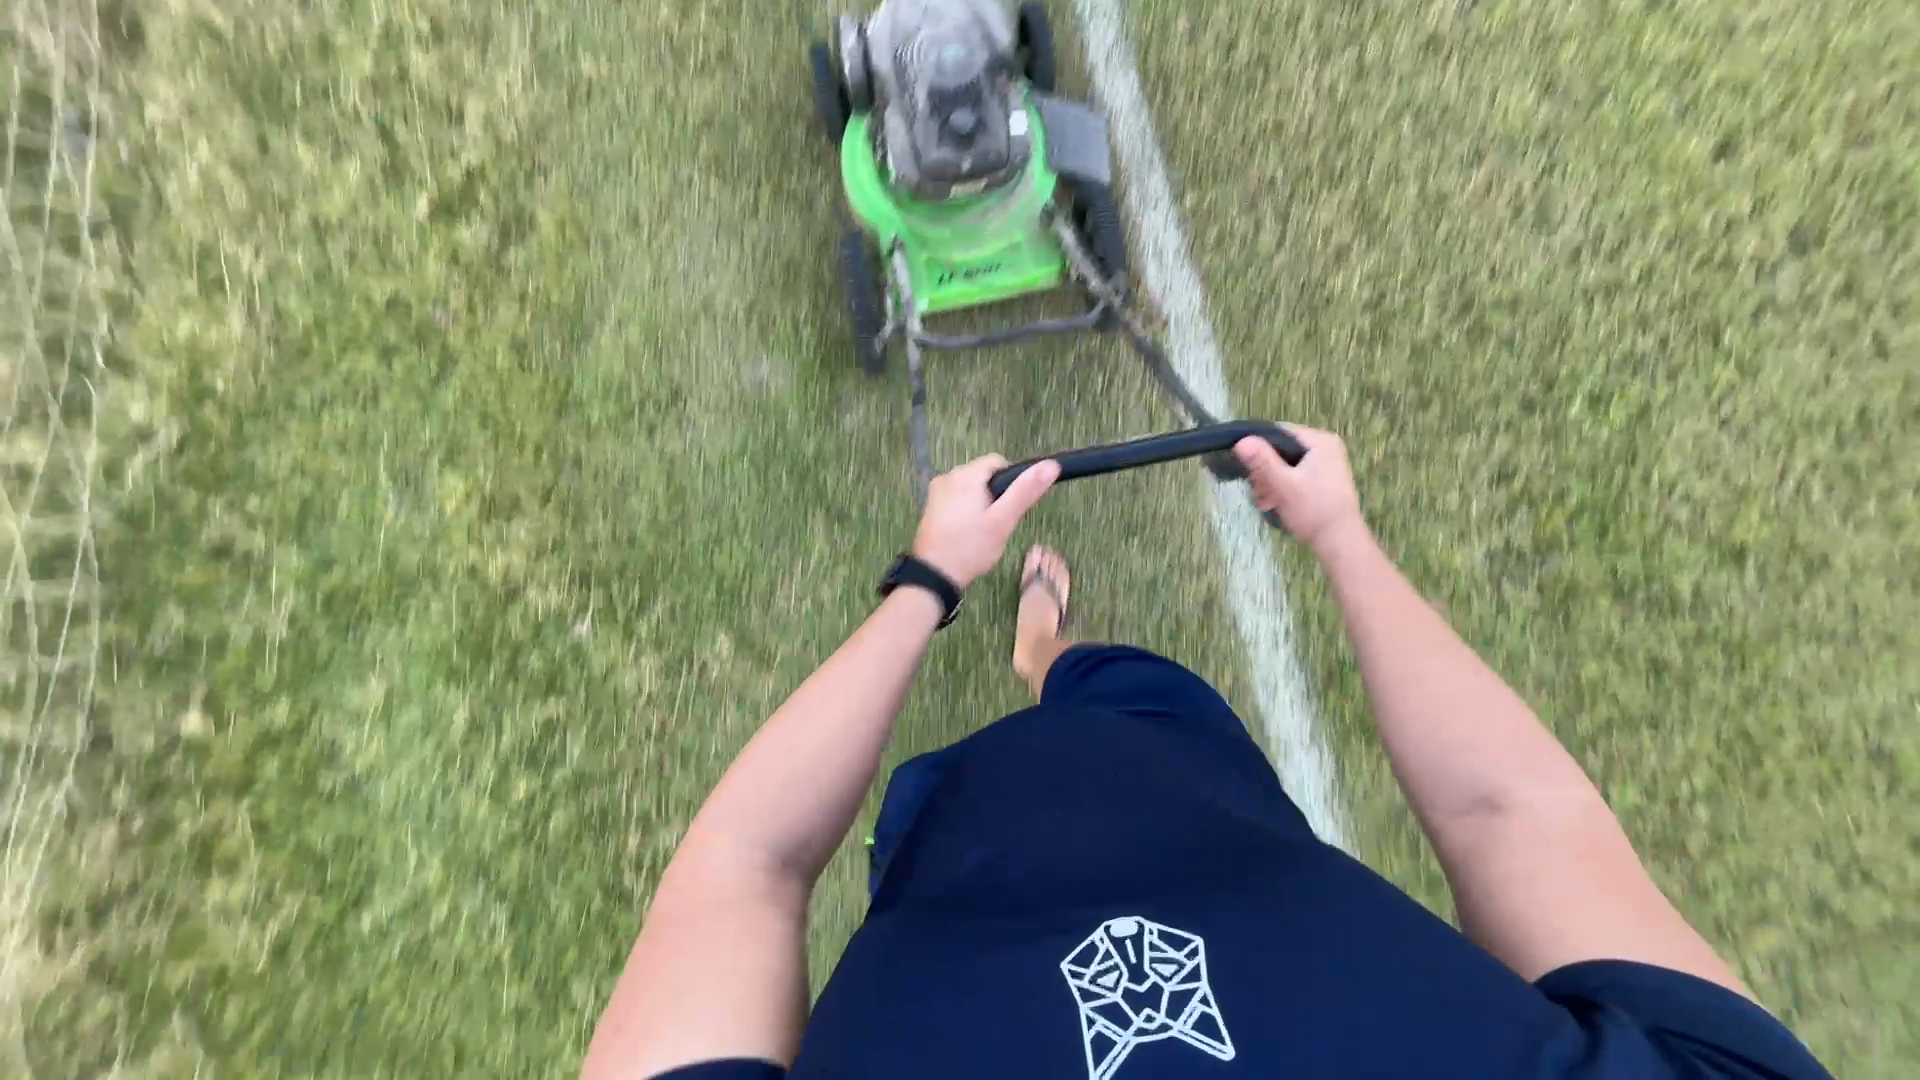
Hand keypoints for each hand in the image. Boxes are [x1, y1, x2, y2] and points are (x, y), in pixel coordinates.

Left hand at [911, 456, 1060, 588]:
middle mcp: (947, 477)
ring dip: (981, 504)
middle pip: (983, 476)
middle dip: (995, 496)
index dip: (1011, 483)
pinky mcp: (931, 508)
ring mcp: (936, 493)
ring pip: (970, 489)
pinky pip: (957, 500)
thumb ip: (1025, 492)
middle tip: (997, 524)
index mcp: (965, 475)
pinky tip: (968, 533)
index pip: (997, 462)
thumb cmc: (971, 548)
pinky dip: (966, 511)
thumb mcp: (1003, 521)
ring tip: (982, 531)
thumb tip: (1050, 465)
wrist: (935, 575)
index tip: (1010, 507)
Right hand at [1234, 426, 1368, 556]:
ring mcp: (1325, 463)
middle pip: (1281, 449)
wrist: (1339, 540)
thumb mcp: (1283, 483)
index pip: (1279, 431)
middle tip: (1258, 491)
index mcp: (1320, 441)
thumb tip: (1241, 440)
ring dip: (1270, 481)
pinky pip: (1294, 474)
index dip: (1258, 446)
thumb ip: (1262, 460)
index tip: (1246, 466)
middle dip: (1264, 470)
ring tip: (1265, 502)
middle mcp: (1325, 447)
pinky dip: (1281, 487)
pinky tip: (1273, 503)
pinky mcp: (1322, 479)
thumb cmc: (1313, 509)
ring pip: (1285, 464)